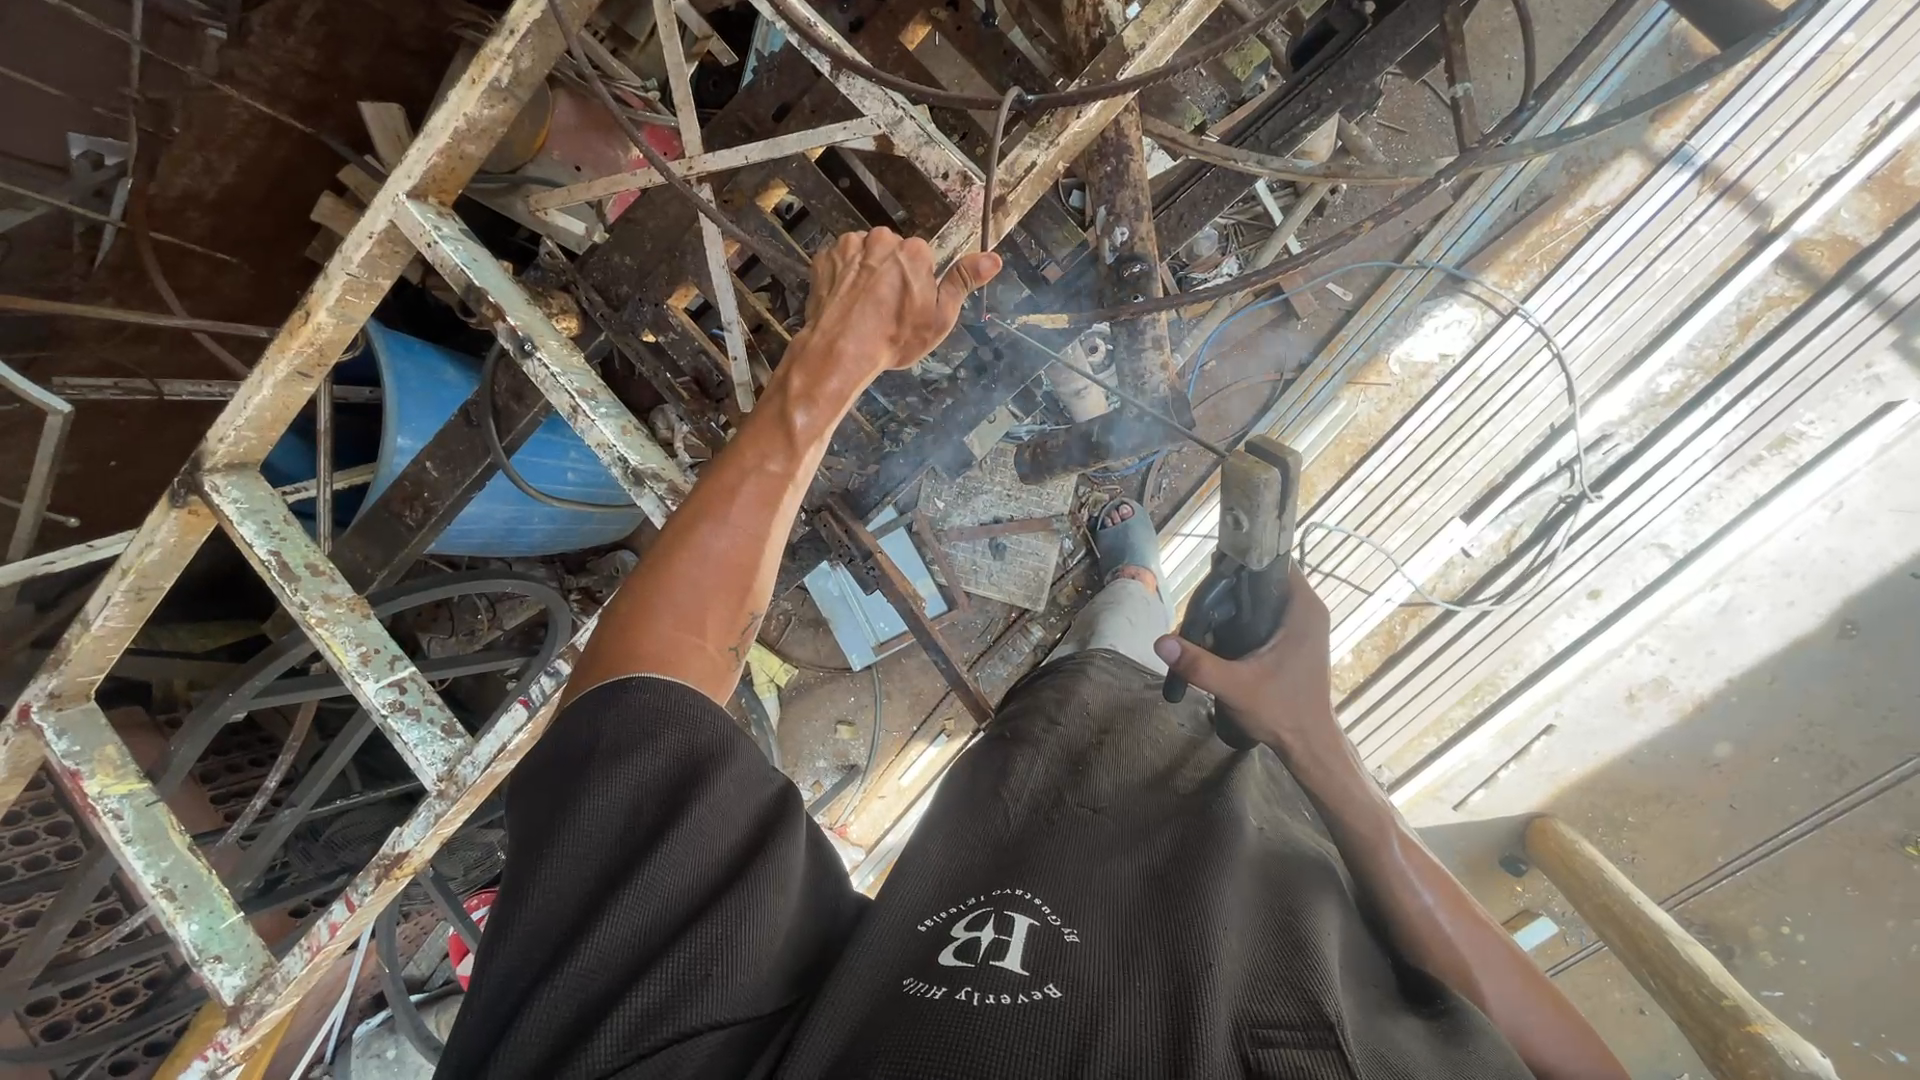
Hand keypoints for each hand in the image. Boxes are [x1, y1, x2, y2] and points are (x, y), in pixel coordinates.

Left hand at [796, 228, 1001, 379]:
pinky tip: (843, 302)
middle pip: (892, 252)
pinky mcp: (823, 257)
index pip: (921, 259)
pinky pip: (839, 261)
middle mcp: (882, 239)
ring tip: (862, 308)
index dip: (917, 283)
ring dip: (865, 273)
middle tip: (885, 310)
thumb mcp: (939, 317)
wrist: (841, 350)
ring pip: (865, 254)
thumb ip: (963, 281)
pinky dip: (841, 276)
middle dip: (890, 274)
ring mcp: (849, 246)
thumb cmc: (895, 338)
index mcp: (914, 251)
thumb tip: (994, 258)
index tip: (909, 306)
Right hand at [1153, 565, 1339, 755]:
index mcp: (1303, 609)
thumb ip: (1199, 665)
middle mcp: (1306, 609)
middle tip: (1200, 605)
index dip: (1241, 561)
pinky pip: (1262, 614)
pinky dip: (1239, 620)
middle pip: (1261, 578)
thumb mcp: (1236, 688)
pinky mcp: (1292, 639)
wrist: (1307, 745)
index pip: (1273, 560)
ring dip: (1231, 606)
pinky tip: (1217, 636)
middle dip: (1228, 589)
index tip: (1210, 575)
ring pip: (1259, 597)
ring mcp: (1301, 624)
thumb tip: (1160, 642)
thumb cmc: (1282, 713)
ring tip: (1204, 622)